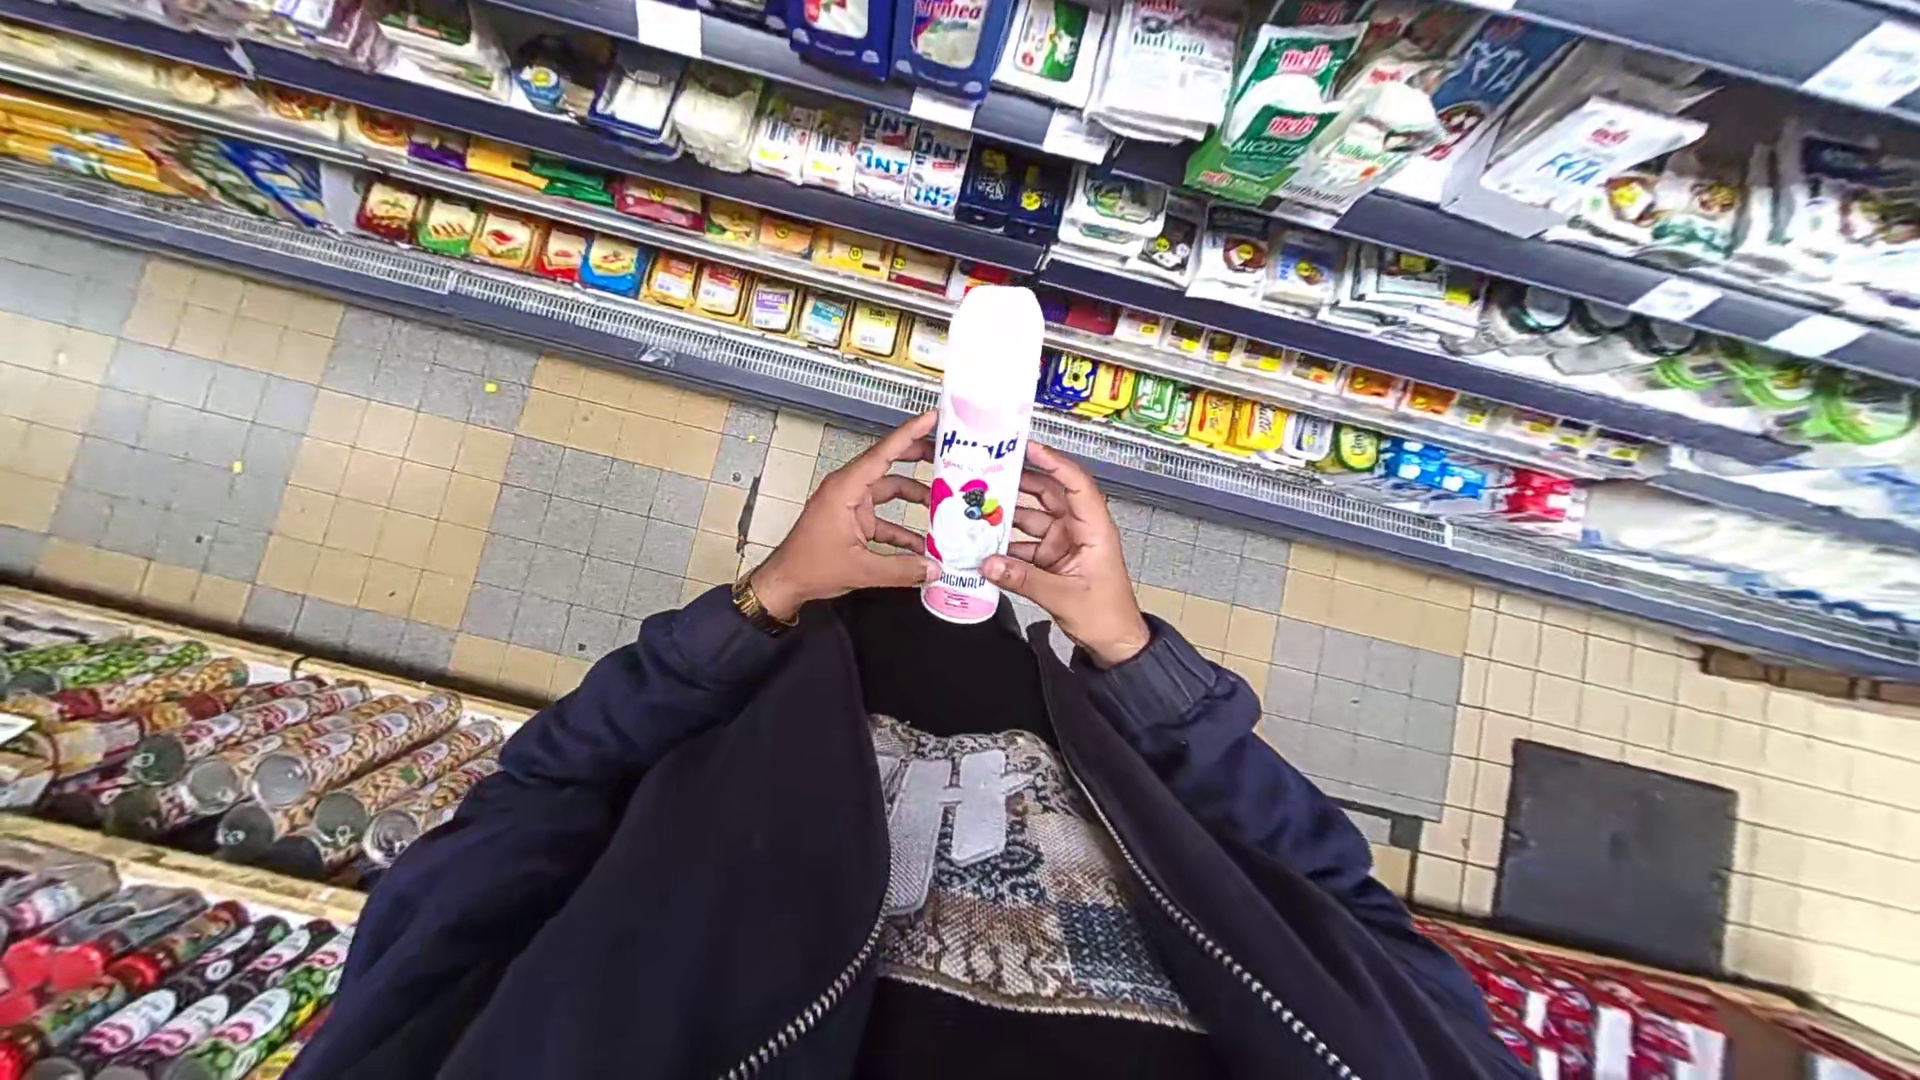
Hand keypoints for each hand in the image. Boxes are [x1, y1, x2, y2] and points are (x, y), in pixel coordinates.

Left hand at [749, 411, 938, 620]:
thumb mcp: (861, 569)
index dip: (909, 433)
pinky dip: (902, 527)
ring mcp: (850, 504)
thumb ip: (902, 569)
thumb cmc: (809, 567)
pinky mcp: (852, 520)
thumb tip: (933, 568)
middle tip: (945, 453)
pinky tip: (922, 542)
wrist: (786, 582)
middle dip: (917, 457)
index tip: (931, 418)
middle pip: (888, 464)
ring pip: (889, 490)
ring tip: (941, 501)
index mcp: (845, 489)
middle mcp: (848, 490)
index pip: (883, 453)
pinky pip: (884, 517)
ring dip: (914, 495)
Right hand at [982, 442, 1149, 667]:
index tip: (1029, 448)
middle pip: (1048, 494)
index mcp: (1095, 530)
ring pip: (1031, 518)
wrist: (1113, 644)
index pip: (1076, 484)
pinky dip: (1005, 545)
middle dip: (1020, 482)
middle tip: (991, 471)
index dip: (1054, 462)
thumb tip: (989, 564)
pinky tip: (984, 544)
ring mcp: (1063, 544)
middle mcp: (1078, 530)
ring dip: (1007, 514)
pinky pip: (1023, 544)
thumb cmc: (1108, 616)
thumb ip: (1023, 579)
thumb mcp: (1064, 597)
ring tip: (979, 506)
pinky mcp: (1051, 559)